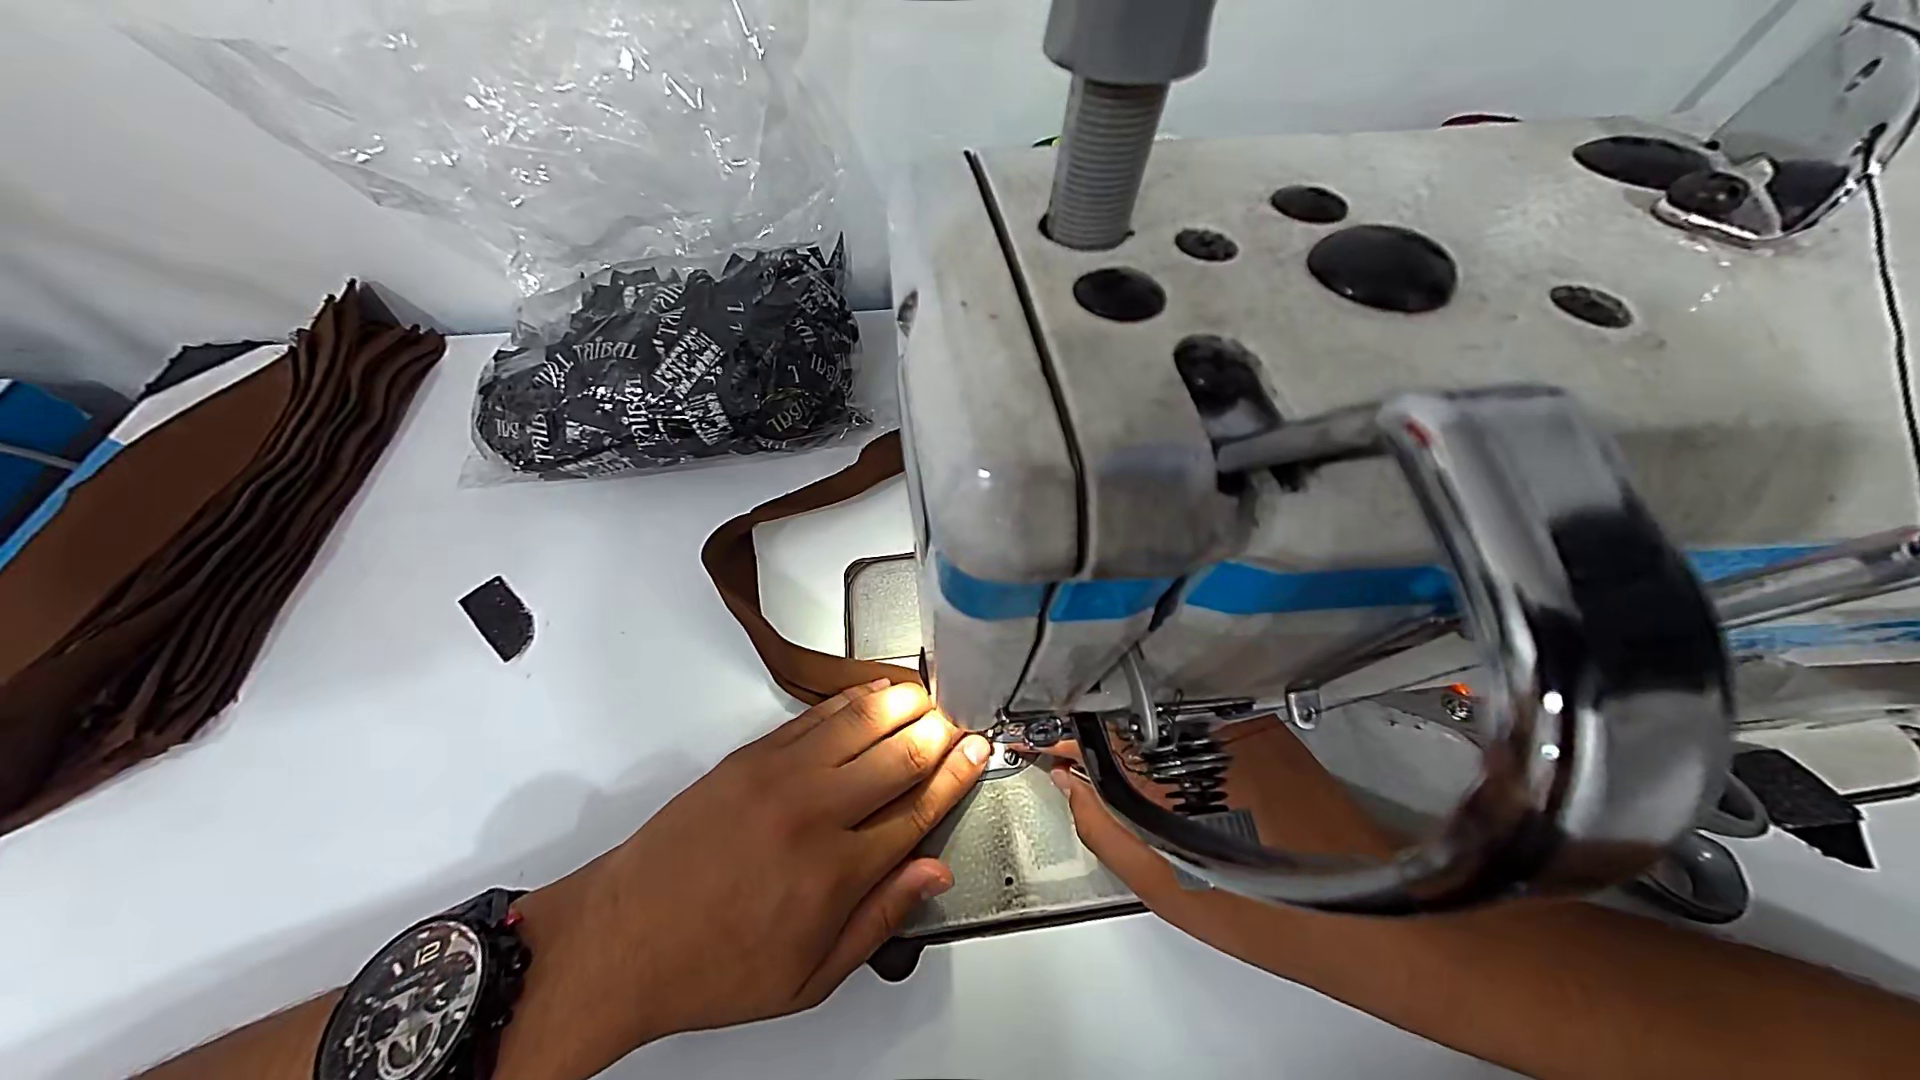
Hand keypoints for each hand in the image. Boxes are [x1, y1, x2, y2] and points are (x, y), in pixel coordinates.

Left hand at [500, 680, 991, 1078]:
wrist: (622, 937)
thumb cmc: (712, 963)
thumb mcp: (810, 976)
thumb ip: (881, 918)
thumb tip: (933, 873)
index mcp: (836, 872)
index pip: (920, 807)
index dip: (959, 774)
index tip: (978, 752)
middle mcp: (814, 812)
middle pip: (902, 752)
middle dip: (942, 732)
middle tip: (959, 724)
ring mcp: (780, 774)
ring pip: (864, 718)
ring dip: (905, 703)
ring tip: (929, 699)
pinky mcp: (752, 754)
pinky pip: (818, 713)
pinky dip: (856, 698)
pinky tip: (875, 693)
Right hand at [1042, 718, 1403, 983]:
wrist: (1362, 916)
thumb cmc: (1261, 912)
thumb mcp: (1159, 883)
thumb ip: (1100, 826)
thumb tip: (1068, 783)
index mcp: (1164, 770)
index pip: (1090, 732)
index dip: (1062, 739)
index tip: (1043, 744)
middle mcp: (1197, 733)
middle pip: (1124, 718)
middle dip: (1099, 739)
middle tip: (1090, 770)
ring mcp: (1233, 722)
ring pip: (1160, 715)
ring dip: (1140, 737)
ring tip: (1147, 780)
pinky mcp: (1264, 725)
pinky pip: (1200, 718)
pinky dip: (1181, 737)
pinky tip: (1193, 775)